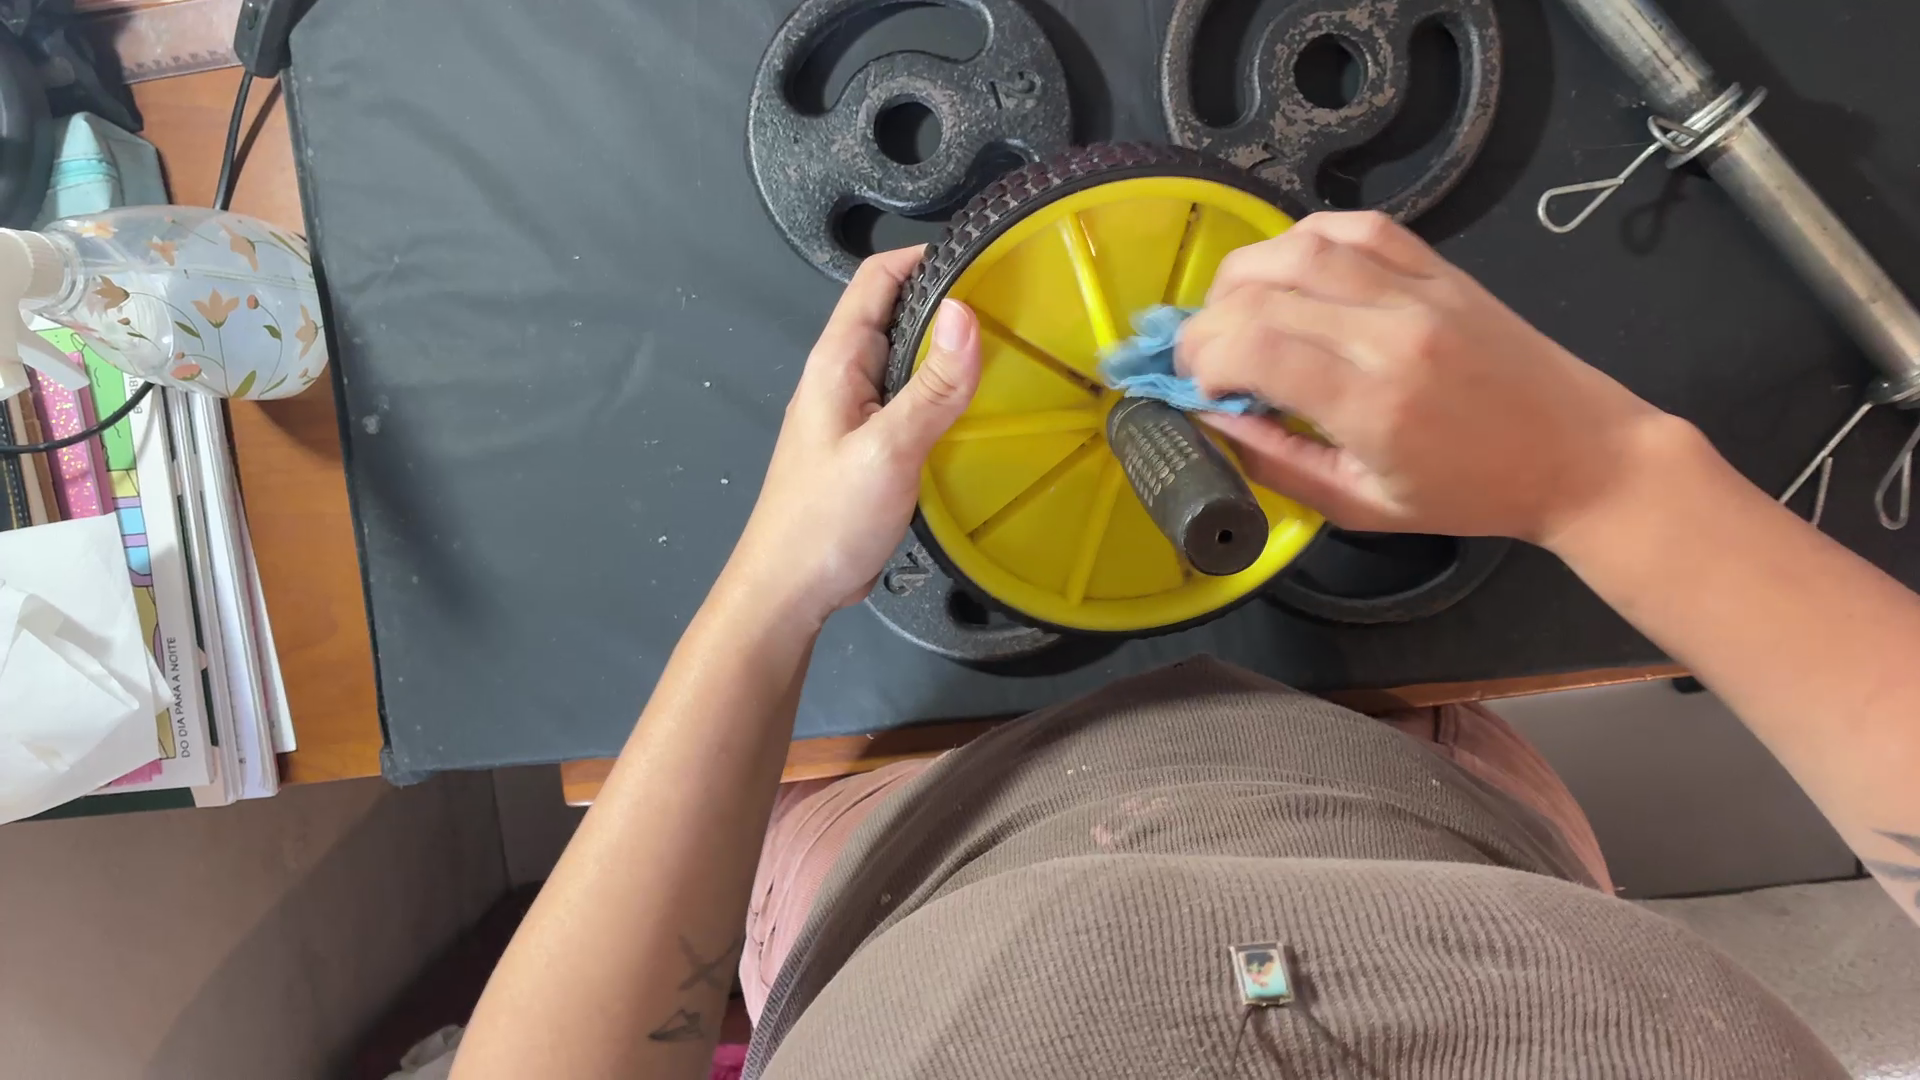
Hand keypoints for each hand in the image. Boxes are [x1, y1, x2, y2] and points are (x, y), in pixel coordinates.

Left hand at [724, 247, 981, 626]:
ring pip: (902, 363)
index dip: (922, 256)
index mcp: (836, 362)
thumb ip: (931, 387)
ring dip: (943, 352)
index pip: (875, 280)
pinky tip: (971, 409)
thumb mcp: (888, 450)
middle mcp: (842, 379)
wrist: (790, 586)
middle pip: (893, 316)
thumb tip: (966, 312)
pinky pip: (906, 403)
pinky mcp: (867, 448)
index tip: (980, 255)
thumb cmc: (828, 518)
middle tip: (1008, 306)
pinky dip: (938, 395)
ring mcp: (853, 415)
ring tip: (1002, 350)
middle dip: (944, 302)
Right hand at [1176, 211, 1684, 544]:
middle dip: (1204, 327)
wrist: (1581, 454)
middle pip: (1259, 296)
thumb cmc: (1464, 494)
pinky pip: (1352, 227)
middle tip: (1200, 362)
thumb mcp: (1355, 505)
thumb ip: (1273, 461)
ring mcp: (1418, 289)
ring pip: (1297, 248)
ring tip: (1231, 317)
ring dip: (1239, 280)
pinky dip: (1298, 244)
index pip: (1251, 349)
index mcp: (1372, 404)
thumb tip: (1210, 419)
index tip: (1197, 392)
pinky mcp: (1438, 267)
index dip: (1200, 364)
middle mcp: (1391, 332)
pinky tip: (1284, 276)